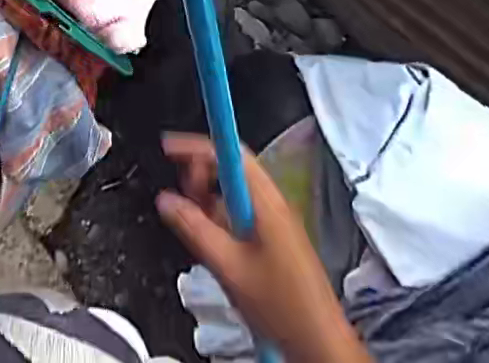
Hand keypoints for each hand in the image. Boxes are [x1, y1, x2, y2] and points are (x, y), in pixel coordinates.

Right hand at [156, 133, 368, 362]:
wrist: (322, 348)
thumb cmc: (285, 310)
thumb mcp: (229, 267)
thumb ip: (194, 228)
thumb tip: (166, 201)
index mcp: (264, 202)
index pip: (228, 152)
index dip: (195, 145)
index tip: (170, 148)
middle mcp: (273, 204)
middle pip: (230, 167)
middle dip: (199, 173)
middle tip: (181, 192)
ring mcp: (276, 220)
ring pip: (234, 190)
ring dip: (209, 197)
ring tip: (194, 220)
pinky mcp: (276, 237)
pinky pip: (242, 210)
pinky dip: (221, 215)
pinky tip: (213, 241)